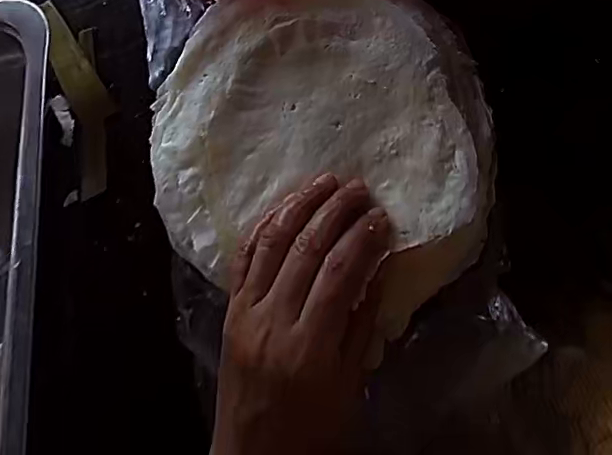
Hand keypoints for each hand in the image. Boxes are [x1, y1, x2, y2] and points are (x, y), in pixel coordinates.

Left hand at [212, 174, 391, 454]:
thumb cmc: (312, 430)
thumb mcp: (350, 388)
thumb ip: (363, 325)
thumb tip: (379, 267)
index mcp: (309, 348)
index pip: (341, 274)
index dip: (363, 239)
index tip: (382, 216)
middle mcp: (273, 320)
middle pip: (307, 248)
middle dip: (336, 211)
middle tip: (359, 188)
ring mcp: (246, 309)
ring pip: (273, 240)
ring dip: (301, 204)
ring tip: (326, 182)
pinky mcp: (229, 306)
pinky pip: (245, 254)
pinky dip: (266, 224)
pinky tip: (285, 205)